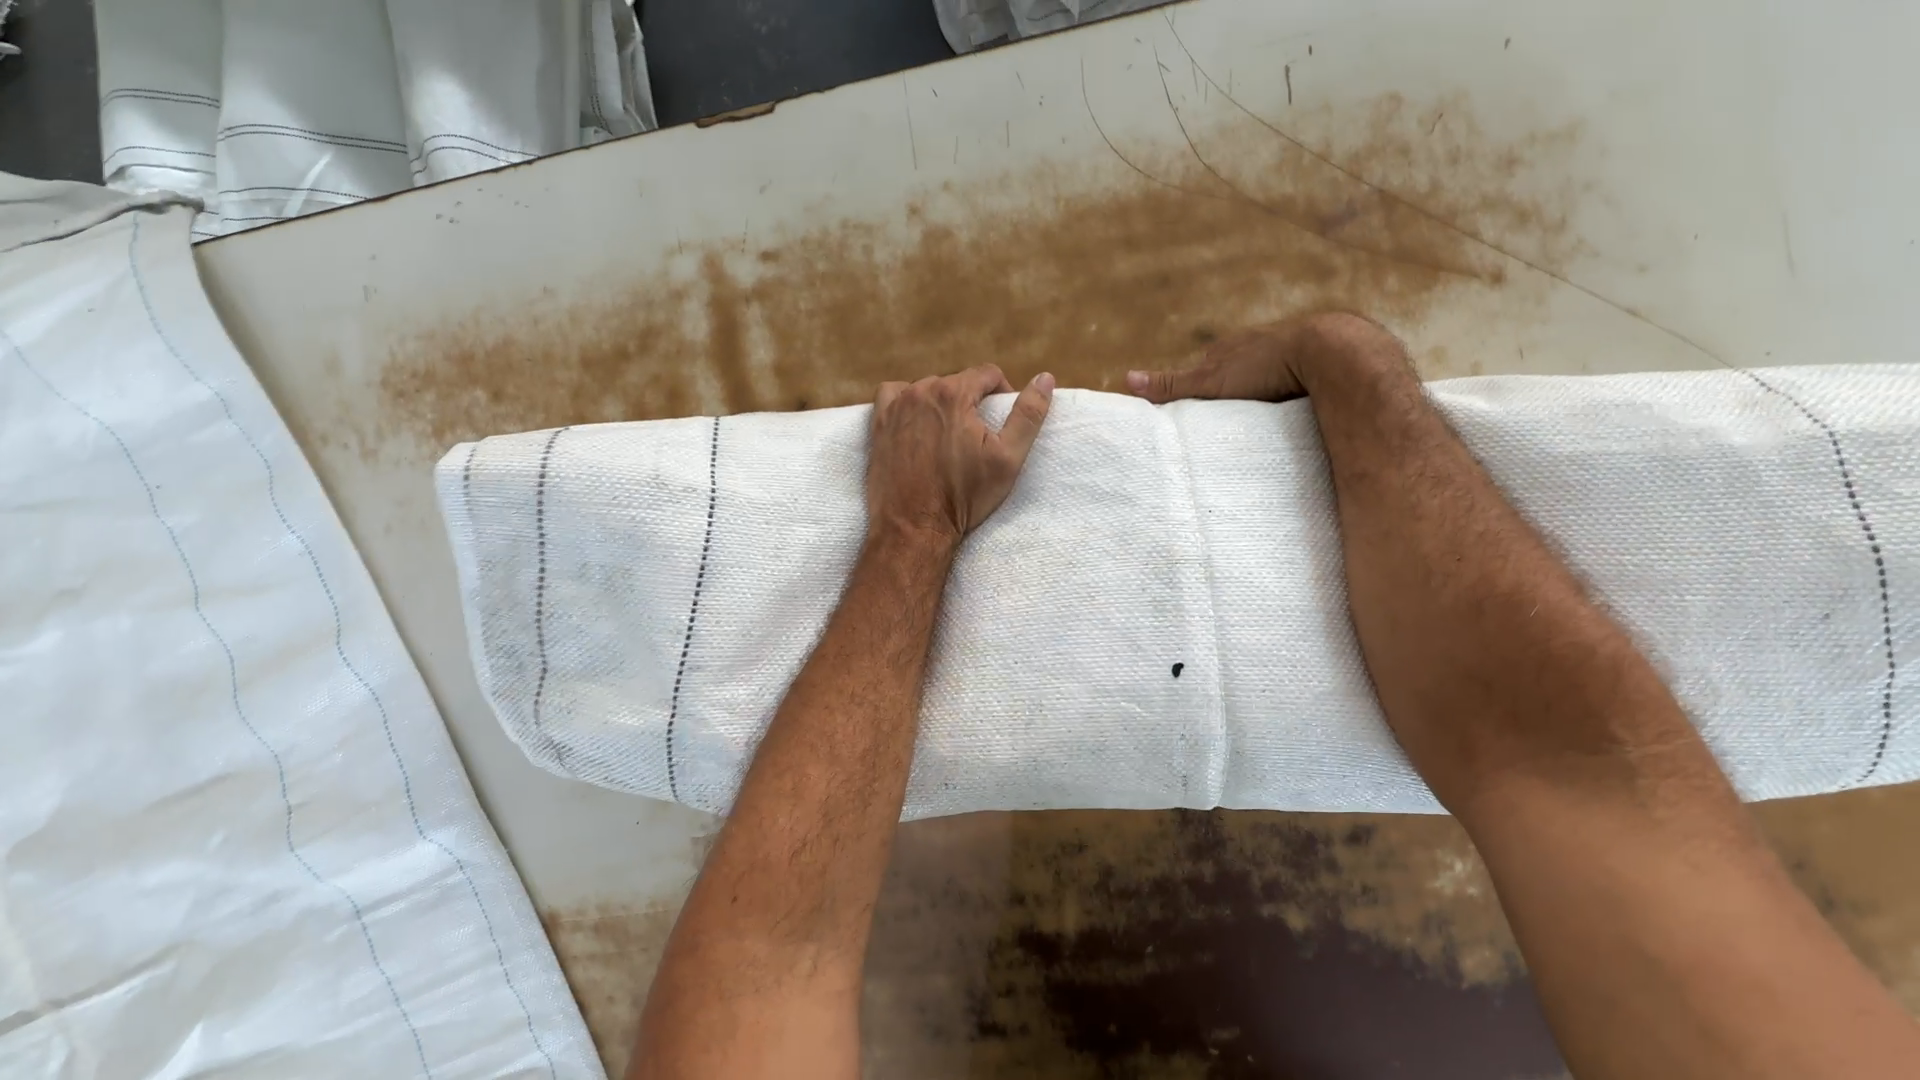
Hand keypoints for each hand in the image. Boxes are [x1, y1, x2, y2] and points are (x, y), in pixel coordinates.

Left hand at [866, 365, 1054, 545]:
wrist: (913, 527)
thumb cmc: (963, 496)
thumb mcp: (1008, 458)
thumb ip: (1028, 415)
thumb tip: (1045, 378)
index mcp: (954, 394)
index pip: (987, 374)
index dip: (1001, 393)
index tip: (1001, 421)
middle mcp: (921, 392)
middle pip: (956, 382)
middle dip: (970, 402)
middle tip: (976, 437)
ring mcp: (895, 407)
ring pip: (927, 390)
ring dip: (941, 404)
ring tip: (948, 436)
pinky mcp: (878, 424)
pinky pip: (893, 396)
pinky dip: (906, 403)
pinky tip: (916, 424)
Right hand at [1124, 311, 1406, 402]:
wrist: (1327, 354)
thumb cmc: (1263, 364)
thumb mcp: (1209, 380)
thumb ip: (1171, 384)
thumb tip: (1127, 379)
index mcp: (1228, 349)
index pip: (1201, 371)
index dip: (1192, 393)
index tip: (1187, 416)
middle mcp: (1256, 349)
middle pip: (1232, 377)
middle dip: (1226, 399)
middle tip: (1217, 426)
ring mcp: (1285, 358)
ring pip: (1262, 384)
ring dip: (1256, 402)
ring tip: (1249, 429)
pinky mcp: (1311, 372)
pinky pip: (1290, 390)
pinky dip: (1283, 404)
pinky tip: (1283, 419)